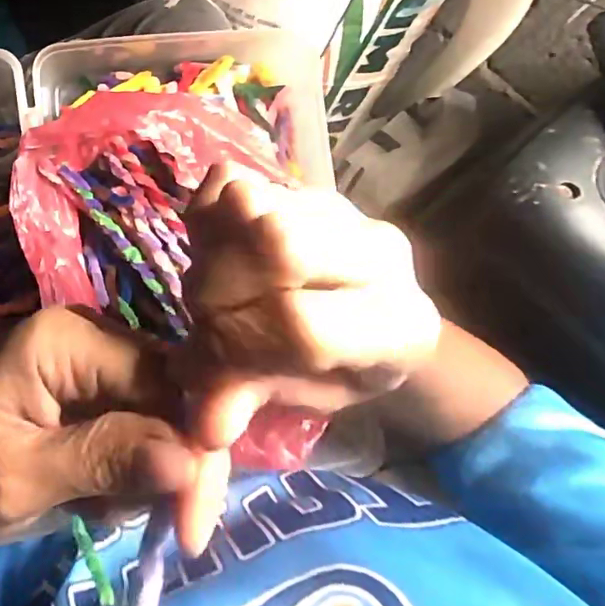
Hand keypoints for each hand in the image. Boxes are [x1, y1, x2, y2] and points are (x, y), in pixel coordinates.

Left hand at [0, 306, 220, 545]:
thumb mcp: (19, 478)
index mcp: (68, 337)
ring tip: (103, 510)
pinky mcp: (101, 393)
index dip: (194, 442)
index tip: (195, 520)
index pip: (161, 377)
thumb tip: (188, 458)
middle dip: (180, 465)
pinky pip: (148, 429)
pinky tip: (101, 499)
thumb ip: (101, 461)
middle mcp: (93, 336)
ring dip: (155, 475)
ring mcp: (100, 364)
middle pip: (174, 393)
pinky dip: (139, 474)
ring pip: (168, 415)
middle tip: (174, 533)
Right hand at [179, 162, 442, 438]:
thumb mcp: (310, 395)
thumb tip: (204, 426)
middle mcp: (381, 251)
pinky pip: (233, 179)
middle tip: (204, 316)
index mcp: (400, 323)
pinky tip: (214, 246)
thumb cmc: (344, 364)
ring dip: (210, 254)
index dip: (240, 342)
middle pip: (278, 247)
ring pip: (252, 205)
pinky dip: (209, 215)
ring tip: (212, 285)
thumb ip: (256, 398)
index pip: (301, 323)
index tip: (210, 360)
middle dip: (219, 288)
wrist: (373, 307)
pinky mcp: (302, 182)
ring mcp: (340, 208)